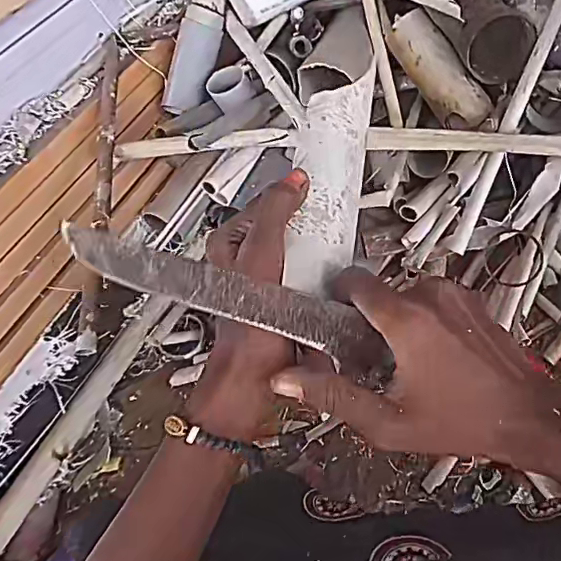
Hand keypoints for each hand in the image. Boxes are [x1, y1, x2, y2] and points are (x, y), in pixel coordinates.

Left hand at [183, 169, 308, 438]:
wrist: (256, 376)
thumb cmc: (246, 325)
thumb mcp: (259, 255)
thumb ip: (273, 215)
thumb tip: (291, 184)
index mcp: (229, 245)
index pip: (264, 204)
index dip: (289, 193)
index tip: (312, 185)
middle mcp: (246, 263)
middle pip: (286, 228)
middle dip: (308, 226)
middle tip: (325, 221)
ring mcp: (270, 283)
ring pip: (301, 253)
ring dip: (319, 252)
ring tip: (330, 250)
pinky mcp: (289, 302)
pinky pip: (312, 278)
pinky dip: (323, 276)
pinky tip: (330, 279)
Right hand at [269, 269, 560, 465]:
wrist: (527, 416)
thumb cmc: (463, 421)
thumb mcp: (388, 422)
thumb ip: (333, 396)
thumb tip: (287, 380)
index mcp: (407, 319)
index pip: (353, 280)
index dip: (335, 297)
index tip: (331, 319)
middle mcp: (431, 295)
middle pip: (378, 292)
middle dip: (367, 320)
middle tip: (370, 359)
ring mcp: (455, 294)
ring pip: (403, 295)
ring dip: (395, 320)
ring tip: (403, 362)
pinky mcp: (470, 300)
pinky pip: (429, 299)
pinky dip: (421, 318)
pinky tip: (430, 356)